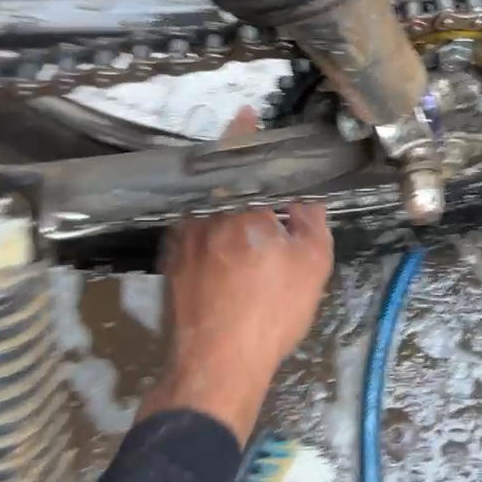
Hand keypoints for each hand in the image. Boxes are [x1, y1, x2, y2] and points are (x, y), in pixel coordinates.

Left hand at [139, 114, 333, 437]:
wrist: (215, 367)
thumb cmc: (270, 311)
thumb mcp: (312, 262)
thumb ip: (310, 218)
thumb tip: (306, 194)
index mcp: (240, 207)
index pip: (240, 155)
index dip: (244, 130)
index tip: (247, 113)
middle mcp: (204, 215)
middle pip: (215, 176)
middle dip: (230, 164)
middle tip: (249, 161)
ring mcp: (181, 242)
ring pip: (199, 203)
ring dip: (215, 193)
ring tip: (236, 196)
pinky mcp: (170, 268)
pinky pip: (188, 229)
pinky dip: (202, 220)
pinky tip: (217, 234)